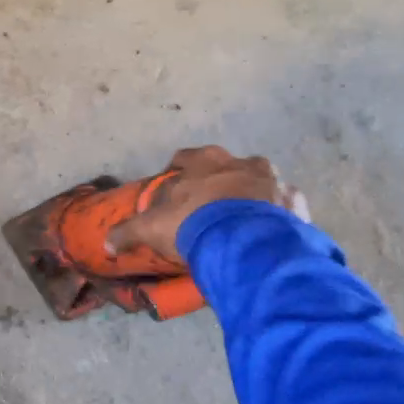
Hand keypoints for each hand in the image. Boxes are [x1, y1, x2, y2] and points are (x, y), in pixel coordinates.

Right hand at [108, 146, 302, 259]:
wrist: (248, 245)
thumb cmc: (193, 223)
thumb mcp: (149, 228)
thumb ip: (127, 232)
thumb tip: (106, 246)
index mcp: (204, 161)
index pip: (184, 158)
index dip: (178, 173)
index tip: (174, 191)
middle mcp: (241, 163)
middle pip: (228, 166)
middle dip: (220, 181)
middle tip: (209, 205)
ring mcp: (274, 182)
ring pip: (261, 183)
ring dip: (253, 195)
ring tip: (241, 220)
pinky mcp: (297, 205)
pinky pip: (287, 206)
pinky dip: (279, 215)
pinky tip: (268, 232)